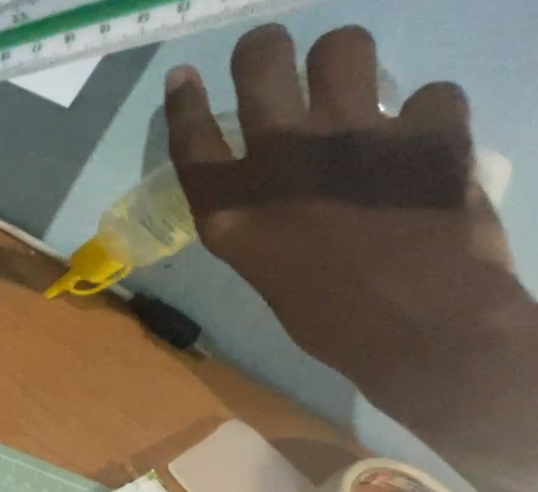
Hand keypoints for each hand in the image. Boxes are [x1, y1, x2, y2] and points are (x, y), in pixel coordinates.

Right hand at [166, 24, 537, 491]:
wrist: (417, 324)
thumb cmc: (323, 315)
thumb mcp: (261, 264)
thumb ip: (258, 212)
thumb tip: (272, 178)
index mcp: (232, 206)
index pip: (191, 137)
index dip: (183, 100)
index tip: (183, 75)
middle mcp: (283, 158)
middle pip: (261, 66)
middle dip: (263, 50)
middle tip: (269, 55)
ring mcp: (359, 136)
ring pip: (345, 47)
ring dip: (341, 60)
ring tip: (348, 86)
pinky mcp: (430, 130)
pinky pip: (429, 93)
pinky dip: (424, 112)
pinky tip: (421, 139)